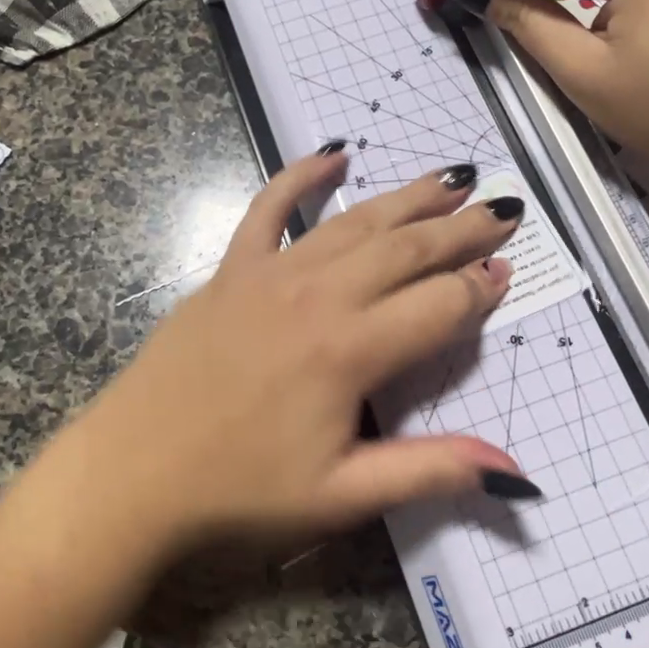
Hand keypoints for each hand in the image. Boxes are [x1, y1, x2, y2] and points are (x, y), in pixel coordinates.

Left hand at [52, 149, 537, 556]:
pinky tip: (333, 151)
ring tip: (450, 178)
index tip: (507, 271)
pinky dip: (301, 175)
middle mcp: (317, 296)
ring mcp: (270, 274)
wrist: (134, 474)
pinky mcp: (230, 269)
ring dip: (406, 198)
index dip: (479, 289)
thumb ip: (430, 470)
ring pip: (353, 222)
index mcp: (351, 351)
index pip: (438, 306)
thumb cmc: (239, 491)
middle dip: (460, 229)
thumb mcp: (341, 496)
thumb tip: (515, 469)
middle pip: (405, 250)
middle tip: (503, 208)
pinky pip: (268, 208)